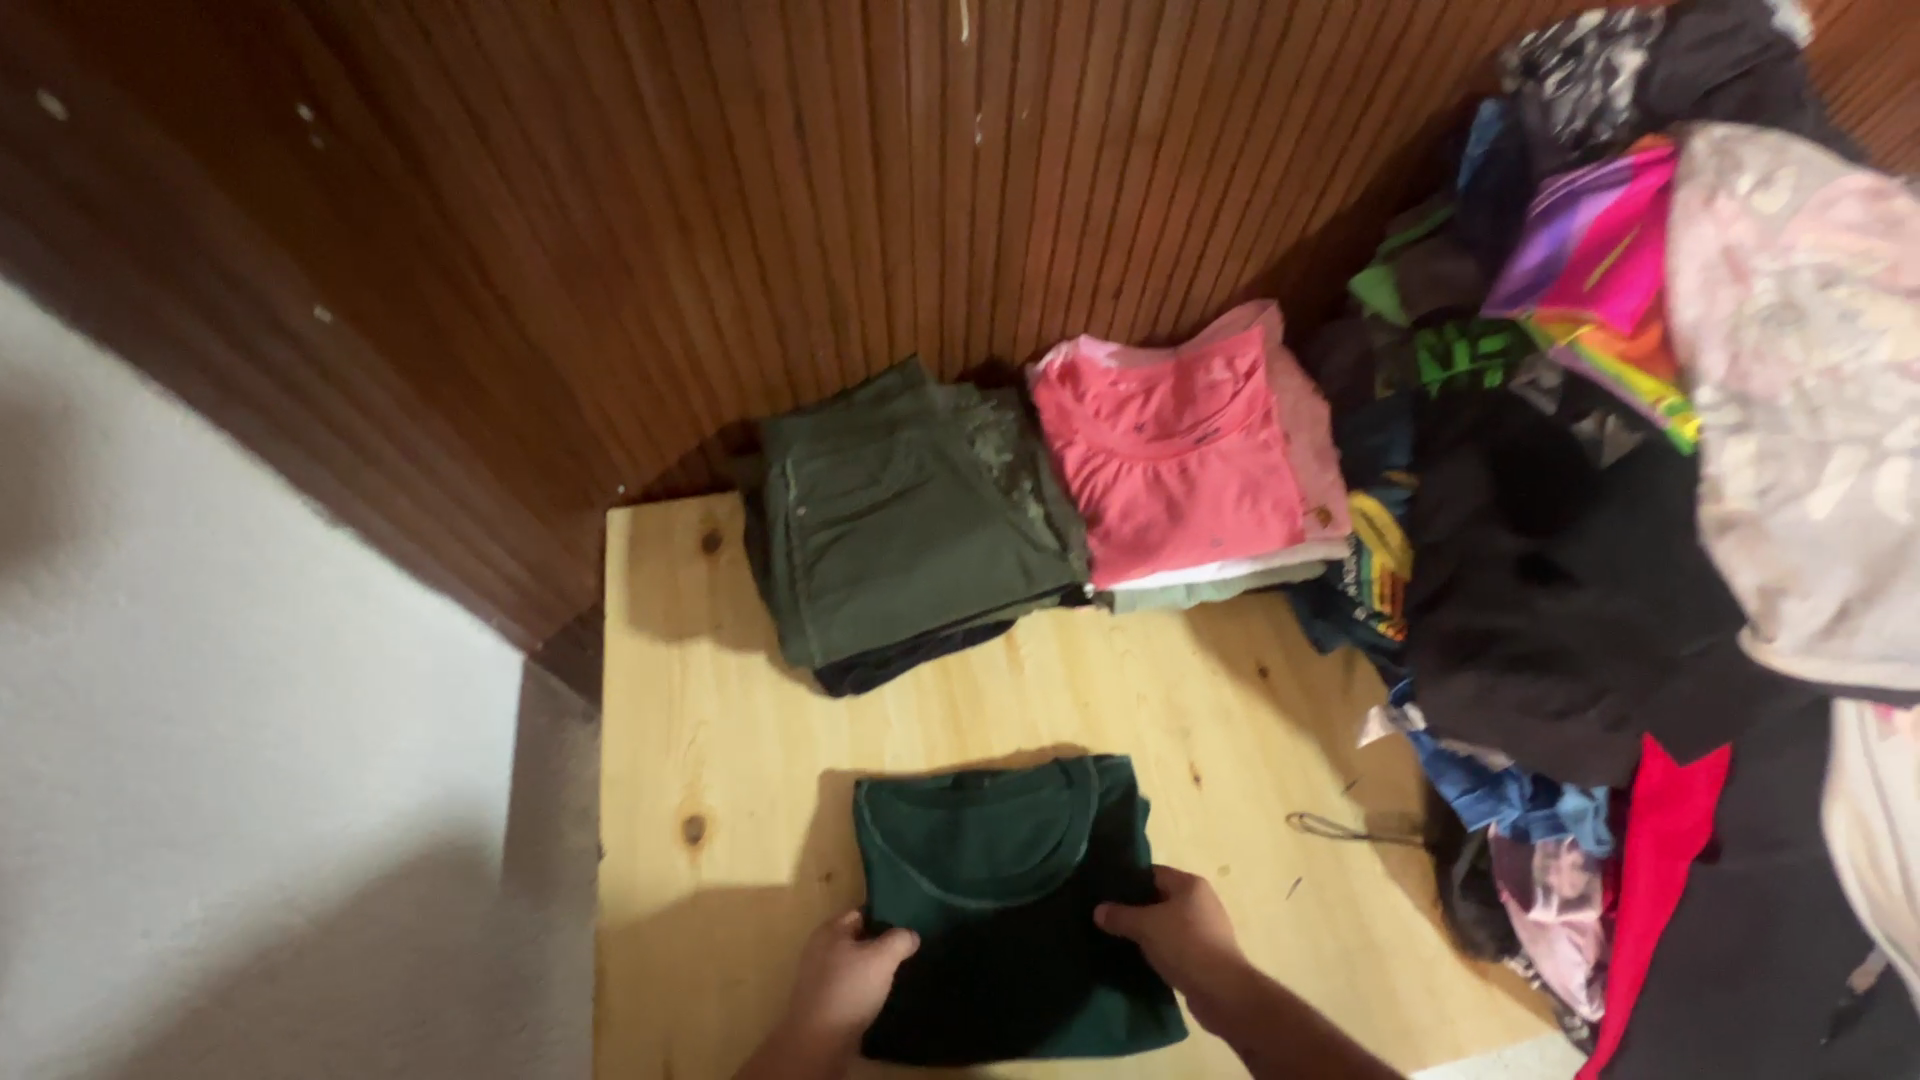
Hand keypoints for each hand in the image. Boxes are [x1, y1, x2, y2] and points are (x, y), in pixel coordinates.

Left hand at [780, 910, 919, 1040]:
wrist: (818, 1042)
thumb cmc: (849, 990)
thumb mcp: (882, 958)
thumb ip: (899, 940)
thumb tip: (911, 935)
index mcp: (830, 930)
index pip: (861, 913)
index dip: (884, 918)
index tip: (904, 929)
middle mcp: (818, 948)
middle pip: (855, 939)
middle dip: (877, 945)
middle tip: (902, 954)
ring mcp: (816, 976)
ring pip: (850, 964)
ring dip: (869, 970)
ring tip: (892, 977)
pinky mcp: (819, 1001)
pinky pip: (845, 986)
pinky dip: (859, 989)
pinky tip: (875, 999)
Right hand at [1094, 866, 1251, 1006]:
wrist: (1223, 993)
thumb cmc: (1185, 945)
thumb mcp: (1145, 926)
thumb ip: (1120, 916)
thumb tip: (1098, 911)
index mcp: (1190, 885)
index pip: (1153, 873)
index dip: (1130, 882)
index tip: (1108, 894)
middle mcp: (1202, 902)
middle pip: (1161, 899)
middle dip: (1137, 909)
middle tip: (1110, 918)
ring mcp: (1208, 931)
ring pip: (1168, 925)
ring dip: (1149, 933)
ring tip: (1123, 940)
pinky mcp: (1208, 957)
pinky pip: (1178, 947)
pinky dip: (1162, 951)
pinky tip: (1144, 961)